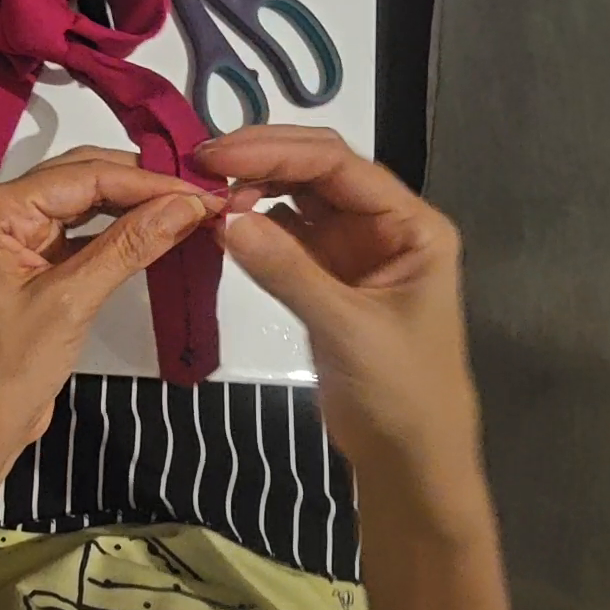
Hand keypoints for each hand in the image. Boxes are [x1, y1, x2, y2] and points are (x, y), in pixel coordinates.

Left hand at [0, 147, 223, 484]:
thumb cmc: (11, 369)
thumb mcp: (72, 302)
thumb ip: (129, 246)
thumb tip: (188, 206)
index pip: (81, 177)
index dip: (146, 181)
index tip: (201, 192)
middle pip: (80, 178)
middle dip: (140, 185)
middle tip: (198, 197)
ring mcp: (10, 231)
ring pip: (81, 199)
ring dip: (131, 204)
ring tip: (184, 209)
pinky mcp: (26, 255)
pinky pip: (76, 227)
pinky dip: (114, 229)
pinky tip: (152, 229)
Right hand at [197, 127, 479, 474]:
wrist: (408, 456)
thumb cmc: (400, 391)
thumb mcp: (347, 327)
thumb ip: (287, 270)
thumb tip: (223, 219)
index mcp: (410, 224)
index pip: (338, 166)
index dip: (277, 152)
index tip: (217, 157)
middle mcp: (381, 223)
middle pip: (317, 170)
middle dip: (261, 159)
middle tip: (199, 164)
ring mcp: (351, 246)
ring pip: (298, 196)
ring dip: (254, 186)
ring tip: (206, 189)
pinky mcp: (324, 272)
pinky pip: (284, 232)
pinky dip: (252, 222)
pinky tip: (222, 222)